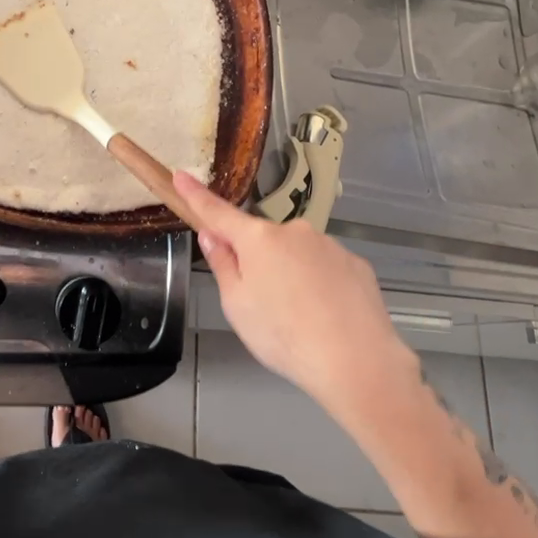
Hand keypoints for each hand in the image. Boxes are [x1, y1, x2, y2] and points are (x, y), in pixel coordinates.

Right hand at [174, 171, 419, 421]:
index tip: (180, 176)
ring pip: (297, 255)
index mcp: (258, 239)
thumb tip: (213, 236)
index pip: (218, 211)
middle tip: (263, 305)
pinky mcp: (356, 264)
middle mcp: (294, 231)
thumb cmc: (284, 336)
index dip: (196, 195)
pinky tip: (327, 318)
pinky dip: (320, 286)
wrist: (357, 362)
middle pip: (263, 240)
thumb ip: (223, 266)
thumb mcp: (237, 306)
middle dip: (257, 261)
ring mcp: (329, 245)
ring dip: (292, 275)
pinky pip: (326, 269)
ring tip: (301, 320)